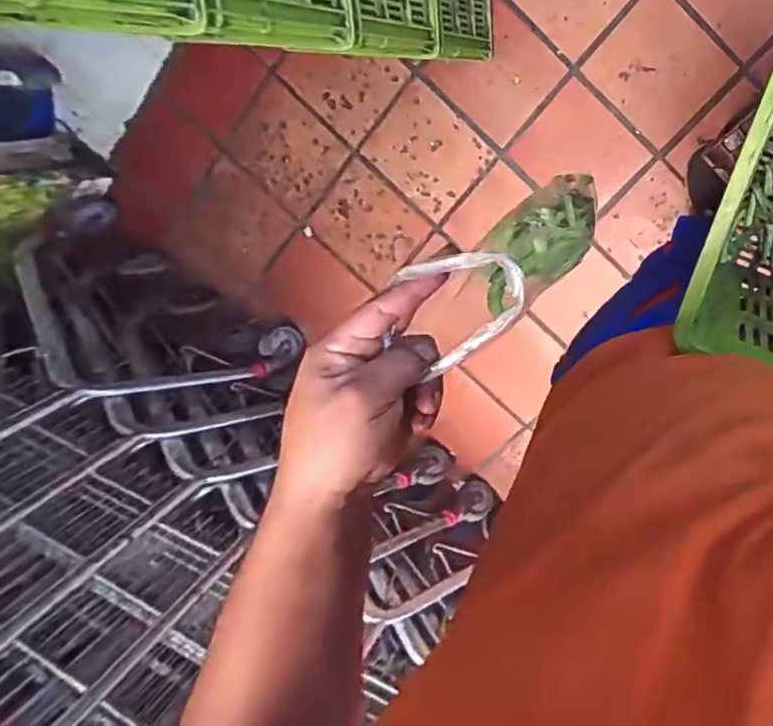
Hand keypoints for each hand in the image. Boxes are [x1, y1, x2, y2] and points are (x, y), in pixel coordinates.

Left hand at [274, 273, 449, 504]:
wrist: (327, 502)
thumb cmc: (334, 445)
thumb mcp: (365, 396)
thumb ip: (401, 362)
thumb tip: (424, 351)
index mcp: (340, 350)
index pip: (383, 308)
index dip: (414, 289)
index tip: (444, 270)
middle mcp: (358, 361)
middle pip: (411, 343)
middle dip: (422, 369)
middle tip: (418, 398)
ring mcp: (375, 385)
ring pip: (422, 369)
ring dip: (426, 394)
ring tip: (414, 421)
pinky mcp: (389, 407)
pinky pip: (422, 393)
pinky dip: (423, 410)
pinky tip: (410, 430)